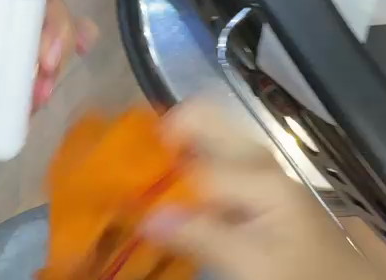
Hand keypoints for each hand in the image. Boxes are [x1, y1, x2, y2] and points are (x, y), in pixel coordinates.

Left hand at [0, 0, 97, 162]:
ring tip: (40, 84)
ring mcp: (26, 45)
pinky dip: (65, 70)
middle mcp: (12, 15)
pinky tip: (49, 88)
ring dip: (61, 52)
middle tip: (46, 59)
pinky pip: (64, 62)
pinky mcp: (36, 75)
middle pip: (52, 3)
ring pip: (63, 32)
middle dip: (59, 27)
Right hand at [146, 99, 380, 279]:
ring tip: (148, 178)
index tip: (120, 180)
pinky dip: (195, 170)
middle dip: (168, 132)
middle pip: (206, 120)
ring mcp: (263, 178)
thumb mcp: (255, 267)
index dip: (156, 168)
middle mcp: (259, 163)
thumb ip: (202, 235)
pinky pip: (221, 167)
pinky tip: (179, 199)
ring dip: (180, 150)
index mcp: (258, 174)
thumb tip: (145, 214)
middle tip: (134, 162)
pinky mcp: (264, 197)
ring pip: (212, 142)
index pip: (193, 162)